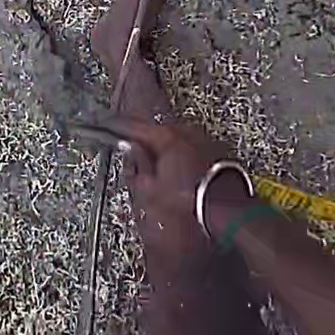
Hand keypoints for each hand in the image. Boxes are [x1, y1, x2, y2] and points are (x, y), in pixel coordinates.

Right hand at [102, 117, 243, 242]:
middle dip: (144, 141)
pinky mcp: (216, 150)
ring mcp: (203, 140)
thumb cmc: (190, 198)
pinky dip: (181, 154)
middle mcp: (186, 132)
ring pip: (176, 139)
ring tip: (157, 166)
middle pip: (157, 132)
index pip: (136, 127)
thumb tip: (131, 153)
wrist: (226, 208)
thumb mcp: (152, 189)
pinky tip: (178, 170)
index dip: (120, 128)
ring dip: (164, 148)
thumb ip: (137, 167)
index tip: (109, 126)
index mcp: (167, 138)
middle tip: (132, 150)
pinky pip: (190, 147)